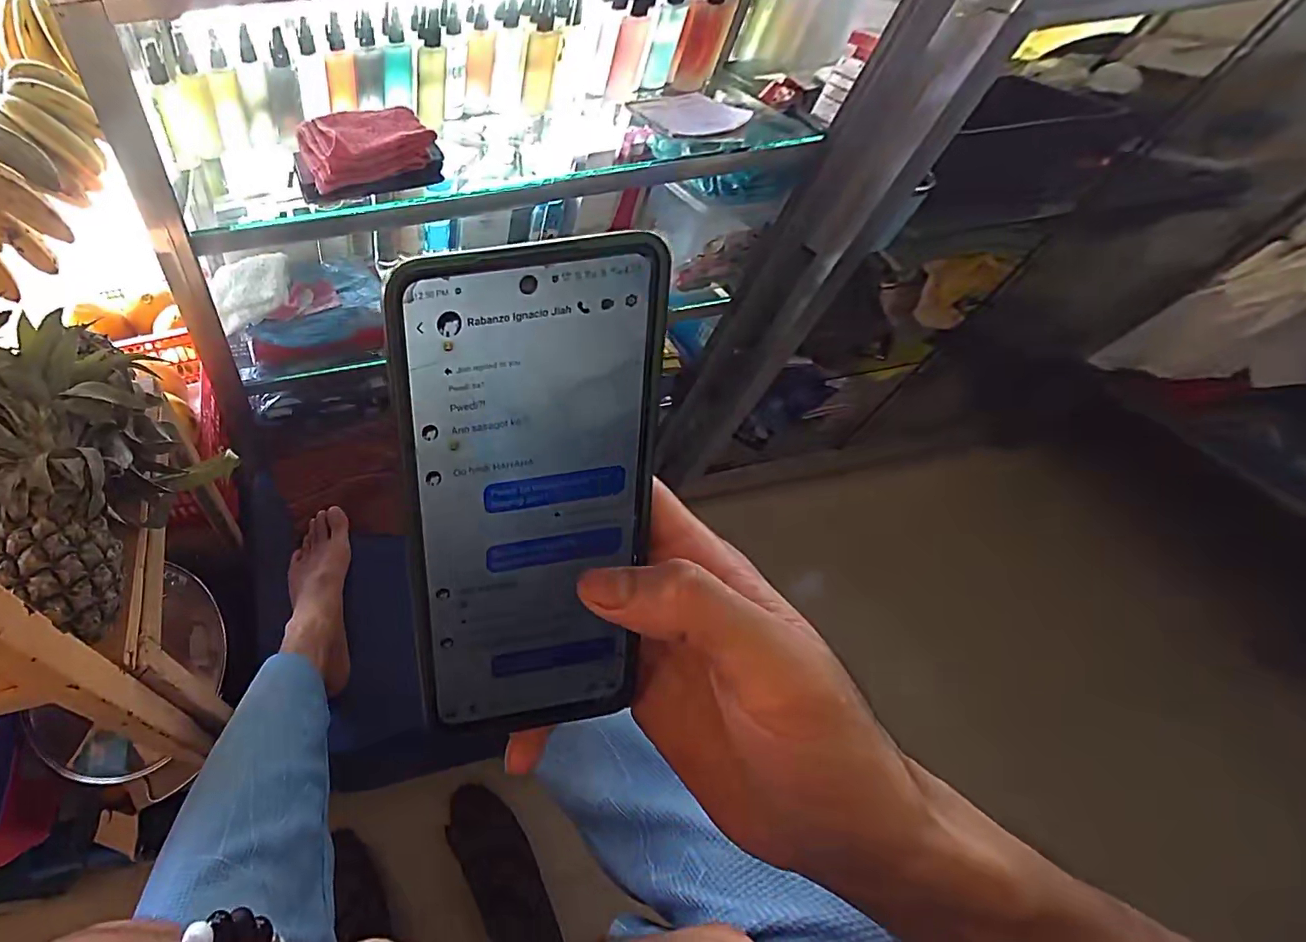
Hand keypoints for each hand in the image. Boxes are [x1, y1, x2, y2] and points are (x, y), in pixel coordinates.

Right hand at [507, 481, 1184, 941]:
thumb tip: (592, 581)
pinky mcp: (629, 694)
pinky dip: (544, 703)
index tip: (523, 473)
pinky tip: (517, 733)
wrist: (836, 832)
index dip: (587, 479)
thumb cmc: (819, 733)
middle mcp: (661, 596)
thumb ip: (692, 604)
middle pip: (591, 553)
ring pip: (572, 615)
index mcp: (698, 566)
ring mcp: (642, 645)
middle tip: (470, 545)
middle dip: (537, 547)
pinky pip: (573, 681)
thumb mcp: (769, 657)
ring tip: (470, 626)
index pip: (638, 501)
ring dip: (528, 621)